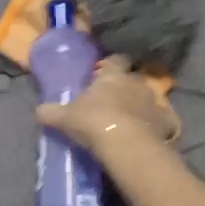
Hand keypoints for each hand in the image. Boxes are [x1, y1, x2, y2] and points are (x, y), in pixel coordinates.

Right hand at [35, 55, 174, 152]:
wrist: (126, 145)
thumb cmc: (93, 122)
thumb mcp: (65, 117)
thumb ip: (52, 112)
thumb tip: (39, 110)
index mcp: (113, 76)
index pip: (116, 60)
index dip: (111, 64)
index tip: (104, 71)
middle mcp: (136, 83)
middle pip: (133, 78)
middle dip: (126, 86)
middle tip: (113, 100)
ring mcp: (154, 103)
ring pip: (148, 98)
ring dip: (140, 106)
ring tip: (129, 120)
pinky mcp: (165, 123)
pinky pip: (161, 121)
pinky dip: (155, 126)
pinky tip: (148, 135)